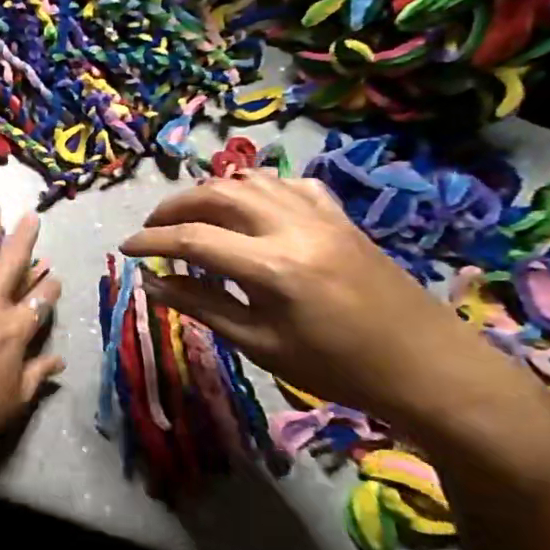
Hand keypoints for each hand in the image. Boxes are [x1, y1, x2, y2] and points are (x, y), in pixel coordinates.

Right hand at [119, 172, 530, 432]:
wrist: (425, 367)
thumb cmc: (335, 367)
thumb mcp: (259, 344)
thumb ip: (201, 305)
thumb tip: (151, 282)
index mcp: (271, 268)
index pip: (191, 238)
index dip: (150, 241)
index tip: (124, 250)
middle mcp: (293, 228)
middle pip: (215, 196)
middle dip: (172, 208)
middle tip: (151, 230)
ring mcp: (321, 216)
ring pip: (250, 181)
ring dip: (210, 193)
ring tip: (189, 216)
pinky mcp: (341, 217)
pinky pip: (288, 185)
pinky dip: (255, 188)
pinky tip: (245, 207)